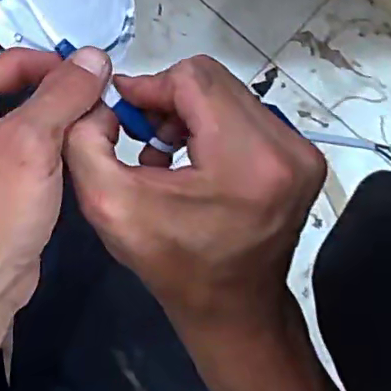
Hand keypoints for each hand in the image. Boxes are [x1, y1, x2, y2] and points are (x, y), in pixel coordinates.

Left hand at [0, 28, 111, 323]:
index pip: (9, 55)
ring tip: (82, 83)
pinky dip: (45, 117)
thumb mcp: (33, 142)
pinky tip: (78, 122)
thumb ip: (64, 93)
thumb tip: (95, 55)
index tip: (91, 68)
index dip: (51, 57)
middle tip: (66, 52)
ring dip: (39, 85)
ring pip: (9, 96)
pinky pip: (22, 128)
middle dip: (24, 52)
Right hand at [63, 55, 325, 328]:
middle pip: (211, 80)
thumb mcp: (109, 206)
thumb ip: (87, 141)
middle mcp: (284, 147)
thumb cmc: (174, 265)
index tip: (125, 113)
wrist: (234, 313)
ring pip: (227, 93)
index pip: (192, 78)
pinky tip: (193, 159)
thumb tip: (100, 97)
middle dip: (168, 99)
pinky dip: (212, 124)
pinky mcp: (302, 157)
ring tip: (165, 152)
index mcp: (246, 158)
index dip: (151, 87)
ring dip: (189, 112)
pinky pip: (244, 113)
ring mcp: (299, 151)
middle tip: (142, 133)